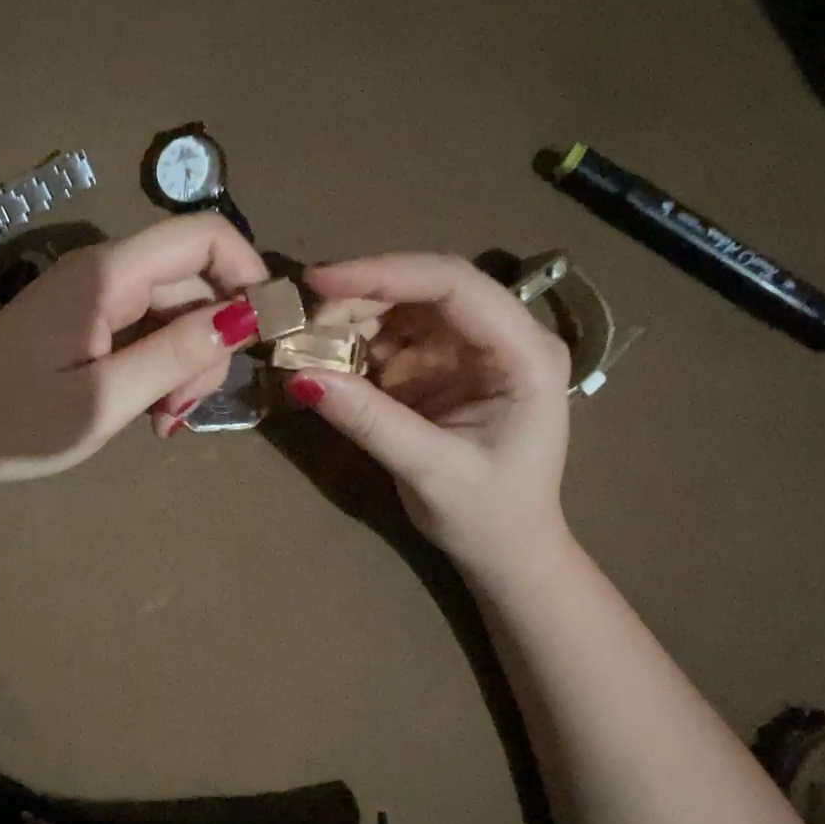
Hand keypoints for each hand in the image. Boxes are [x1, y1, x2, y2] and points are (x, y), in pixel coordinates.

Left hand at [0, 213, 268, 482]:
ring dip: (184, 365)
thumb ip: (176, 354)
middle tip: (184, 410)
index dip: (246, 275)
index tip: (262, 336)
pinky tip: (148, 412)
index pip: (202, 236)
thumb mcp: (106, 398)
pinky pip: (144, 332)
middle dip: (208, 345)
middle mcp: (103, 273)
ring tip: (161, 421)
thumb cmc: (18, 424)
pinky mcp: (85, 324)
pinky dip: (159, 369)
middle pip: (192, 284)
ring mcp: (93, 299)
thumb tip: (245, 317)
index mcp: (106, 276)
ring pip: (173, 313)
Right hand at [285, 253, 573, 576]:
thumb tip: (300, 376)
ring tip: (307, 348)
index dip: (386, 274)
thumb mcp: (430, 471)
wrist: (504, 549)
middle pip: (424, 288)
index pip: (455, 285)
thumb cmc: (488, 515)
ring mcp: (466, 349)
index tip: (319, 282)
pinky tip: (325, 365)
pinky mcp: (437, 367)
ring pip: (401, 308)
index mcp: (524, 353)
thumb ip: (370, 421)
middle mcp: (499, 336)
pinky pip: (389, 339)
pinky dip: (352, 347)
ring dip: (350, 321)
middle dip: (359, 298)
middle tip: (302, 325)